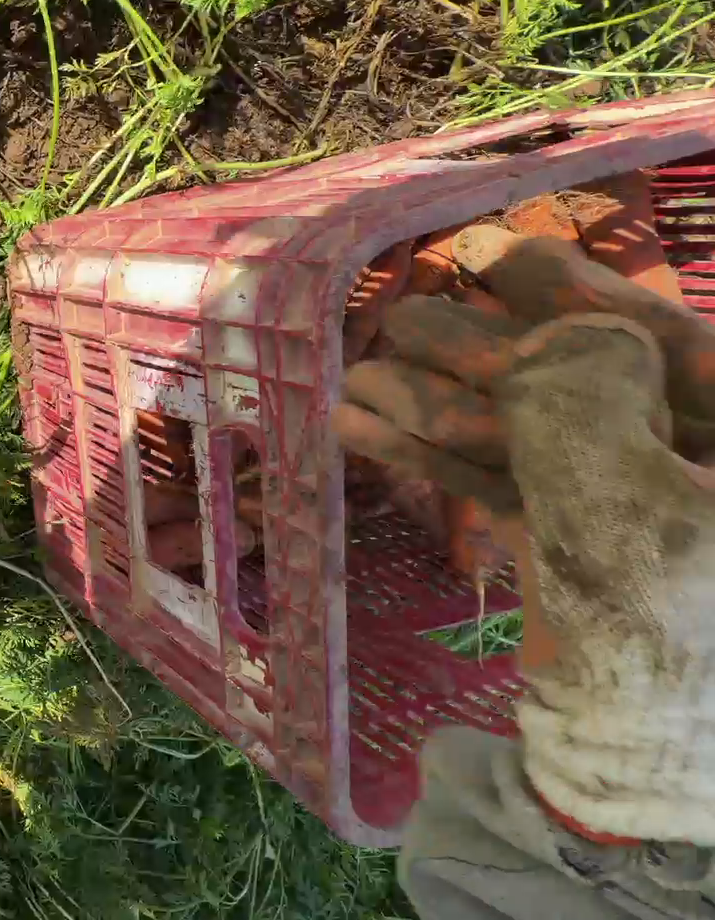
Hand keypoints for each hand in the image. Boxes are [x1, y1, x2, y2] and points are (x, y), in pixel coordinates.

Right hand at [334, 229, 714, 844]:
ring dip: (434, 405)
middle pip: (590, 382)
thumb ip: (585, 413)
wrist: (664, 783)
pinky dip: (434, 457)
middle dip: (481, 351)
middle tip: (397, 314)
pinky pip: (507, 482)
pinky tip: (363, 424)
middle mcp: (712, 466)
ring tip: (354, 374)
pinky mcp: (585, 543)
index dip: (580, 292)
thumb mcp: (633, 524)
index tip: (491, 250)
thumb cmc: (683, 653)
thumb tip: (556, 333)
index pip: (679, 342)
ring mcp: (647, 508)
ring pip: (533, 433)